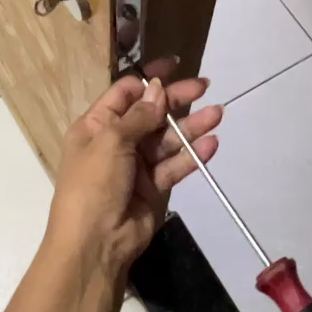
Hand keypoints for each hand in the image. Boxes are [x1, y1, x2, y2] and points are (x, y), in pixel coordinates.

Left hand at [45, 57, 221, 282]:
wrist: (95, 244)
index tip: (174, 66)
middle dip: (176, 100)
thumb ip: (139, 116)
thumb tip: (156, 87)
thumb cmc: (93, 185)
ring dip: (191, 126)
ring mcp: (136, 165)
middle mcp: (116, 142)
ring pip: (167, 139)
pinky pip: (176, 165)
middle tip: (205, 87)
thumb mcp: (110, 143)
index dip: (148, 78)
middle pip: (151, 113)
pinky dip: (193, 155)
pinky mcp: (154, 187)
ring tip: (218, 113)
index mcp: (96, 126)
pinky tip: (212, 143)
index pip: (125, 93)